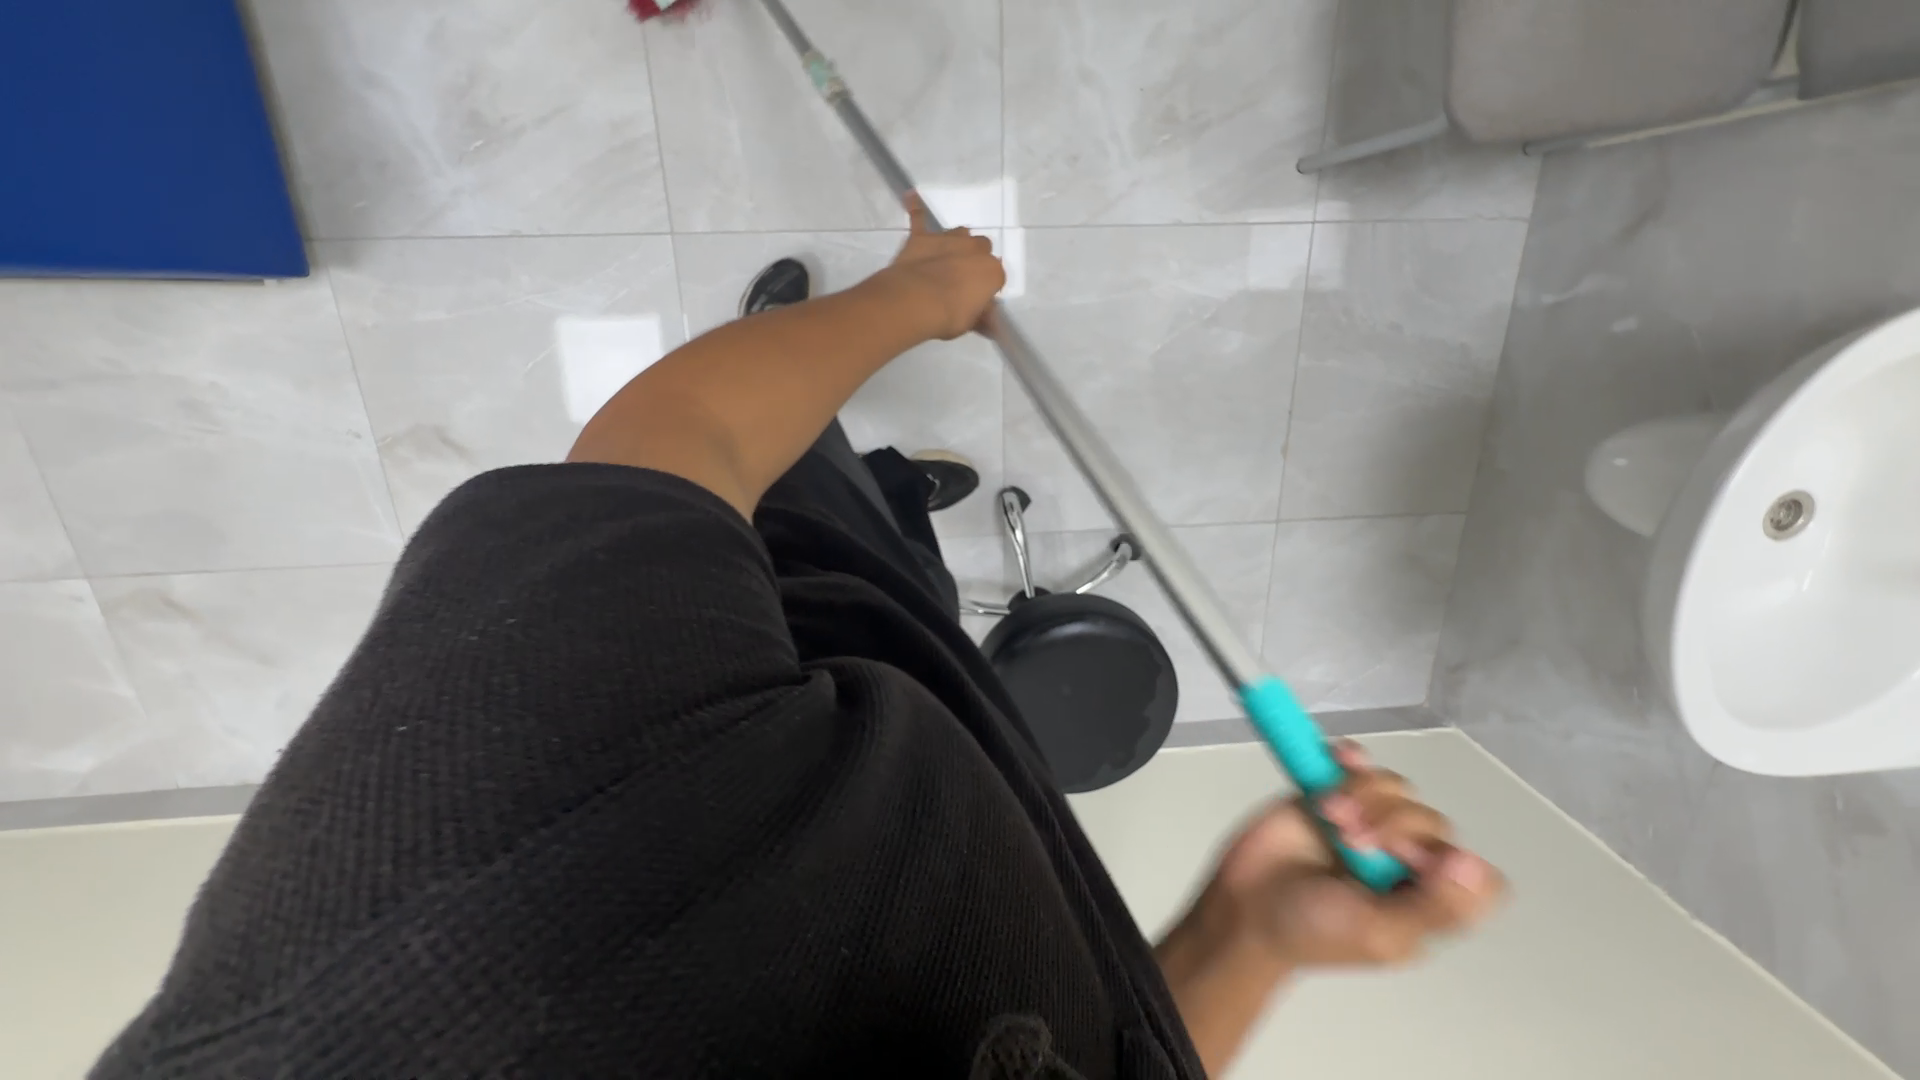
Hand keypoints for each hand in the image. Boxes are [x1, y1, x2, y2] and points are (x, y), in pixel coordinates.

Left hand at [870, 193, 1005, 340]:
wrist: (915, 302)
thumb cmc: (949, 316)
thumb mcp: (970, 323)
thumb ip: (981, 318)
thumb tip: (990, 325)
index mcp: (992, 271)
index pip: (996, 278)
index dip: (985, 289)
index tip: (975, 300)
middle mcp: (975, 249)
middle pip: (981, 250)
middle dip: (974, 262)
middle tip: (960, 281)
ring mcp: (949, 238)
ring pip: (960, 234)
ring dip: (956, 244)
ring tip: (945, 260)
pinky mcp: (922, 236)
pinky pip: (919, 217)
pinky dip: (916, 209)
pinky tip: (910, 197)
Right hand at [1154, 741, 1506, 1074]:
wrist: (1245, 904)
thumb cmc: (1312, 932)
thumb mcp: (1379, 933)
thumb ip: (1434, 907)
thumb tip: (1473, 863)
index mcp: (1427, 901)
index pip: (1475, 875)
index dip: (1450, 863)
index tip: (1408, 866)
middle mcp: (1404, 859)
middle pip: (1430, 821)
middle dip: (1391, 825)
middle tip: (1349, 843)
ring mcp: (1367, 821)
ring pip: (1396, 788)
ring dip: (1365, 794)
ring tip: (1329, 815)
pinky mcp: (1329, 792)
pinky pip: (1358, 764)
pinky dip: (1352, 758)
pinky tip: (1338, 760)